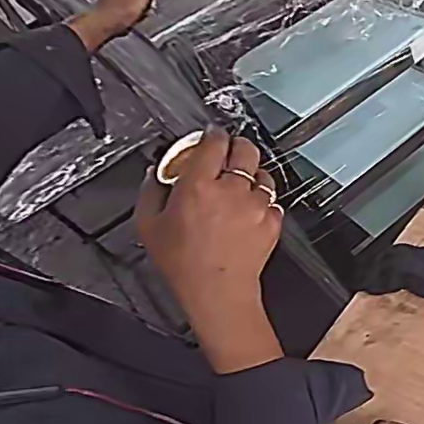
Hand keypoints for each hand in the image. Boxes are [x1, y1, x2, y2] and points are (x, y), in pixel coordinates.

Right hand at [136, 127, 285, 371]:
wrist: (218, 289)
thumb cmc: (185, 262)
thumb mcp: (149, 223)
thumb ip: (152, 189)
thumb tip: (156, 172)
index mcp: (199, 185)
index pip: (214, 142)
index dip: (213, 134)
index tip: (211, 134)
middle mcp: (233, 191)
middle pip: (246, 150)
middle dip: (238, 146)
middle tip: (231, 150)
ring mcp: (257, 206)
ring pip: (264, 175)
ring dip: (253, 175)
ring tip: (241, 184)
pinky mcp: (273, 221)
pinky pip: (274, 201)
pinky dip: (264, 201)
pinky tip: (251, 209)